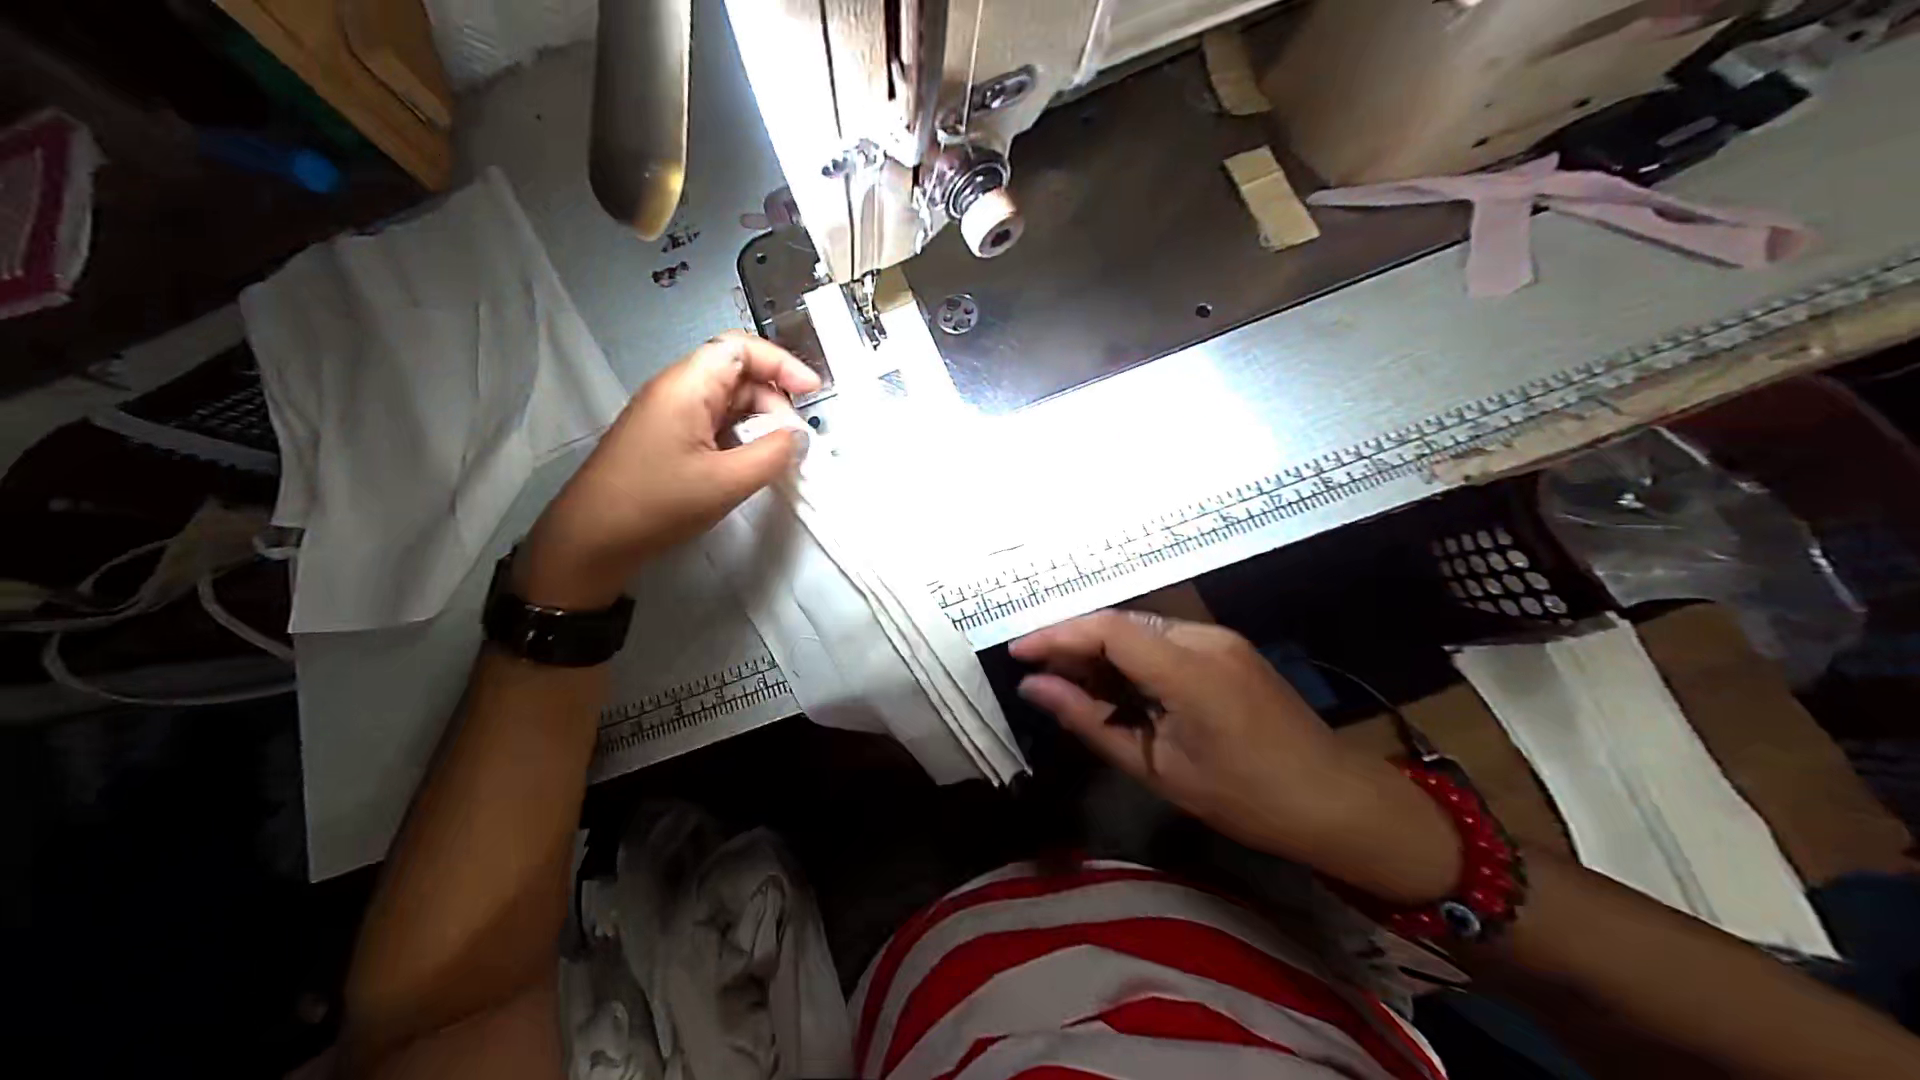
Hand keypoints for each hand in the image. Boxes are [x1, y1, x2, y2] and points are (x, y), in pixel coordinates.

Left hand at [517, 332, 820, 607]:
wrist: (590, 540)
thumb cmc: (657, 503)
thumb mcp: (726, 482)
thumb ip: (773, 455)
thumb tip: (799, 437)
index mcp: (687, 386)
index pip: (741, 348)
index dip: (782, 363)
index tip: (813, 392)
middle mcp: (676, 390)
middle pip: (737, 373)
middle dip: (774, 399)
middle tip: (794, 440)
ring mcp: (668, 414)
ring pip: (726, 400)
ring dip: (758, 420)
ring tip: (778, 454)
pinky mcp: (665, 437)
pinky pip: (712, 422)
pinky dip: (739, 435)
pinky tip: (750, 462)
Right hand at [1011, 610, 1461, 902]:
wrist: (1338, 801)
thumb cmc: (1247, 799)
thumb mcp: (1158, 768)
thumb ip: (1090, 721)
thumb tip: (1034, 688)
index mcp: (1189, 668)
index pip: (1107, 629)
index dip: (1056, 635)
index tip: (1018, 654)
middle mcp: (1204, 637)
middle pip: (1121, 623)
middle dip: (1073, 642)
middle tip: (1038, 675)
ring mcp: (1221, 639)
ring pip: (1141, 629)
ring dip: (1101, 649)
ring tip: (1069, 682)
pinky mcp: (1229, 647)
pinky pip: (1165, 639)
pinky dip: (1130, 655)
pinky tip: (1116, 683)